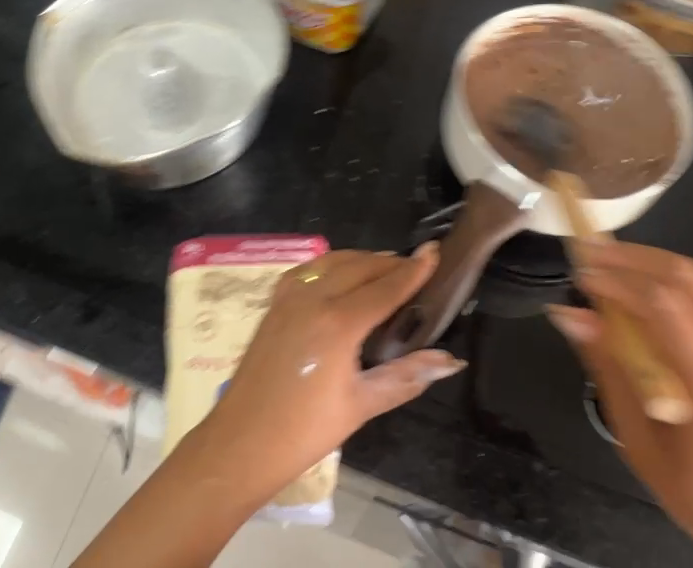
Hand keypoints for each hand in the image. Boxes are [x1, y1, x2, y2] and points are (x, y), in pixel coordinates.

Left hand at [190, 244, 465, 496]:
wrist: (242, 441)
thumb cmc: (305, 430)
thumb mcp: (362, 405)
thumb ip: (406, 376)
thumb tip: (450, 360)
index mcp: (338, 323)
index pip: (384, 288)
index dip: (413, 270)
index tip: (434, 251)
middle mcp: (312, 299)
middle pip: (358, 268)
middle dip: (389, 263)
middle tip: (416, 264)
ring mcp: (288, 298)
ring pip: (331, 263)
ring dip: (360, 259)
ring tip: (385, 265)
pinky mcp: (273, 305)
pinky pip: (307, 271)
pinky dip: (331, 265)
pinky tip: (339, 274)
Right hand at [547, 243, 692, 567]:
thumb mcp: (640, 441)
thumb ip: (608, 369)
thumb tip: (572, 316)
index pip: (663, 307)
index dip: (617, 280)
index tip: (581, 273)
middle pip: (689, 281)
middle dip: (635, 259)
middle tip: (593, 253)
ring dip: (656, 267)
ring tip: (614, 264)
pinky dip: (678, 289)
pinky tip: (648, 293)